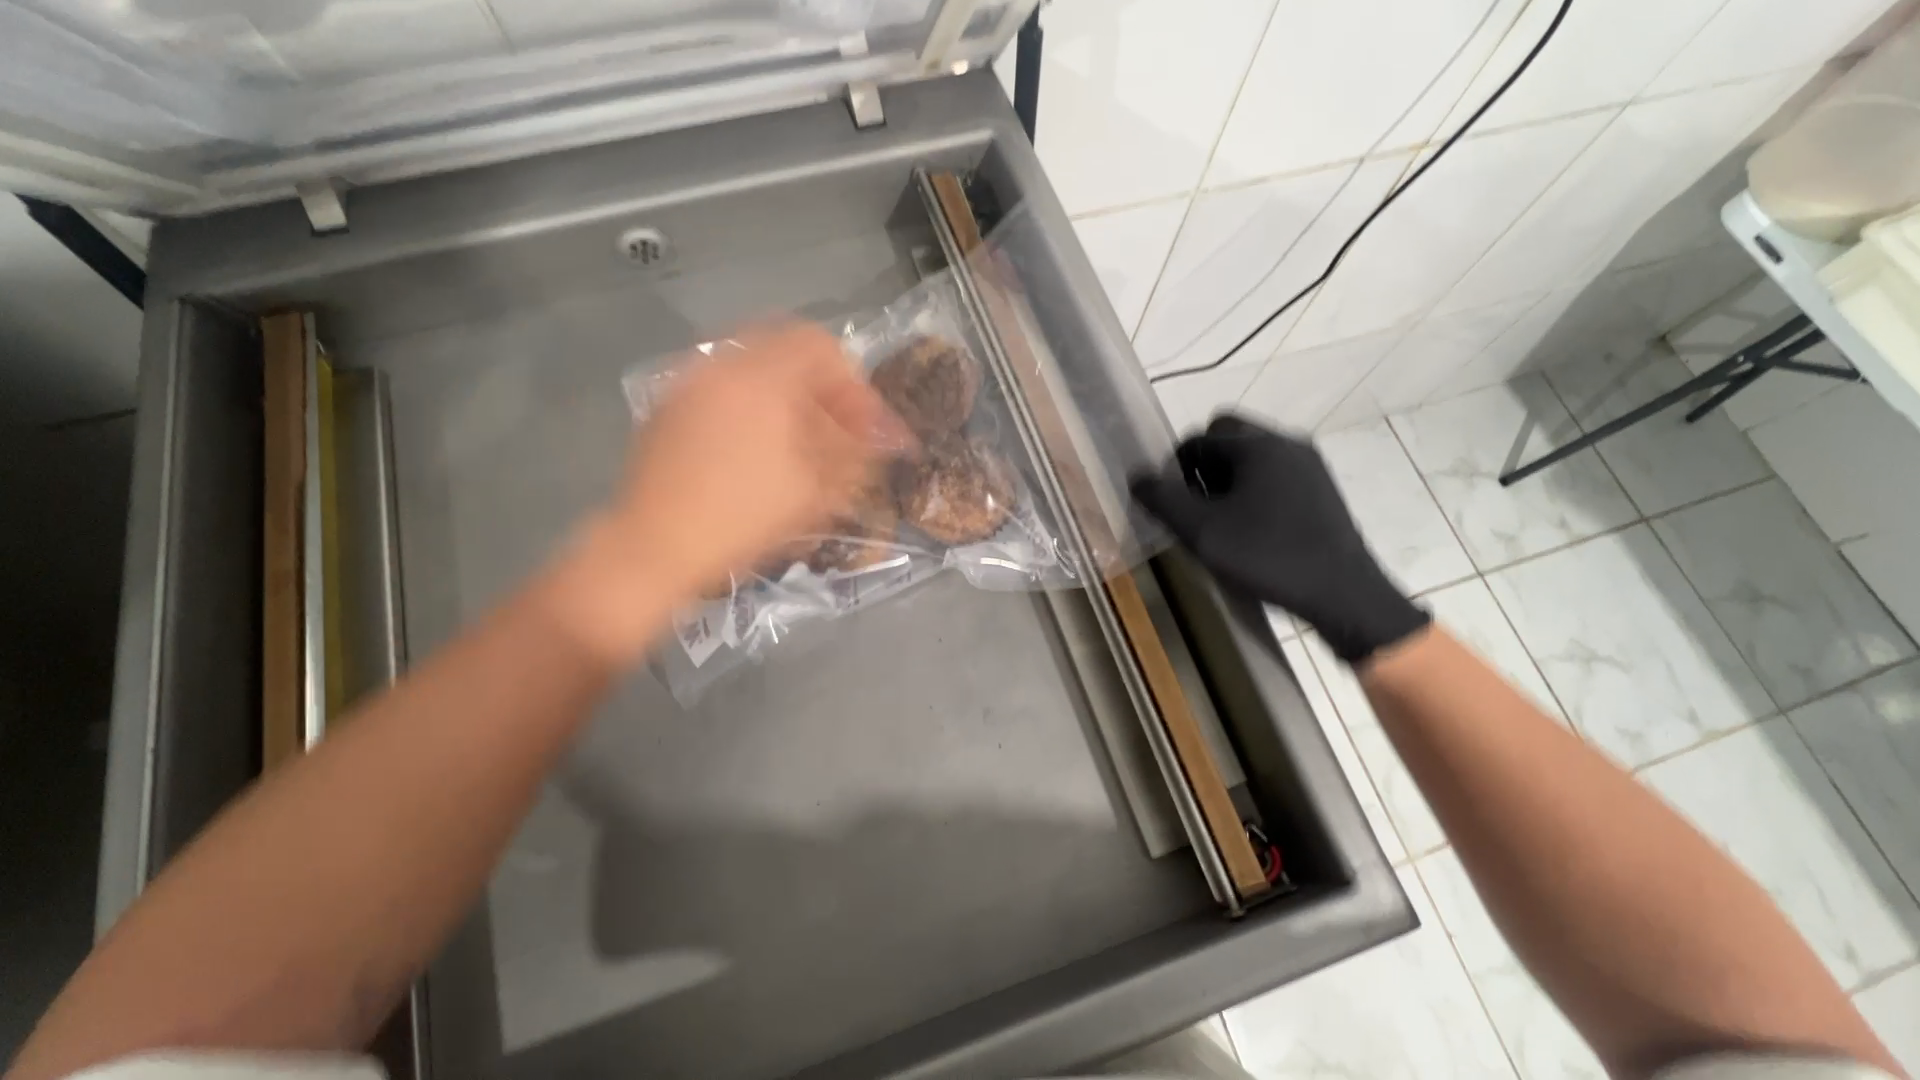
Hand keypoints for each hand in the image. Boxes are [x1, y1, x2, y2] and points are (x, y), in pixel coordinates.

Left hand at [544, 321, 907, 666]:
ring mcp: (686, 386)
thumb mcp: (811, 491)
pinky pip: (722, 392)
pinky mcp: (666, 411)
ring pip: (752, 373)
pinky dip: (752, 411)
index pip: (821, 346)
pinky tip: (758, 455)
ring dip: (787, 402)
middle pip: (786, 353)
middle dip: (821, 392)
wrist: (650, 550)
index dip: (853, 386)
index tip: (867, 430)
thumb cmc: (740, 520)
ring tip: (802, 449)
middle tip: (839, 435)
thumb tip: (883, 435)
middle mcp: (719, 366)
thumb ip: (854, 452)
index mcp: (760, 376)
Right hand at [1131, 414, 1428, 664]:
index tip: (1173, 507)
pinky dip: (1257, 494)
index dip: (1174, 470)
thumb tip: (1137, 477)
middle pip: (1228, 439)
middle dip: (1203, 467)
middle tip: (1196, 509)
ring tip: (1223, 525)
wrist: (1344, 595)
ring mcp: (1310, 466)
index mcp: (1256, 445)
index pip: (1196, 439)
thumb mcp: (1202, 532)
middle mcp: (1286, 443)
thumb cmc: (1267, 557)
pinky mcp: (1324, 491)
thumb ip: (1162, 500)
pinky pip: (1277, 477)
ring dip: (1230, 482)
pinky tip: (1255, 533)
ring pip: (1254, 459)